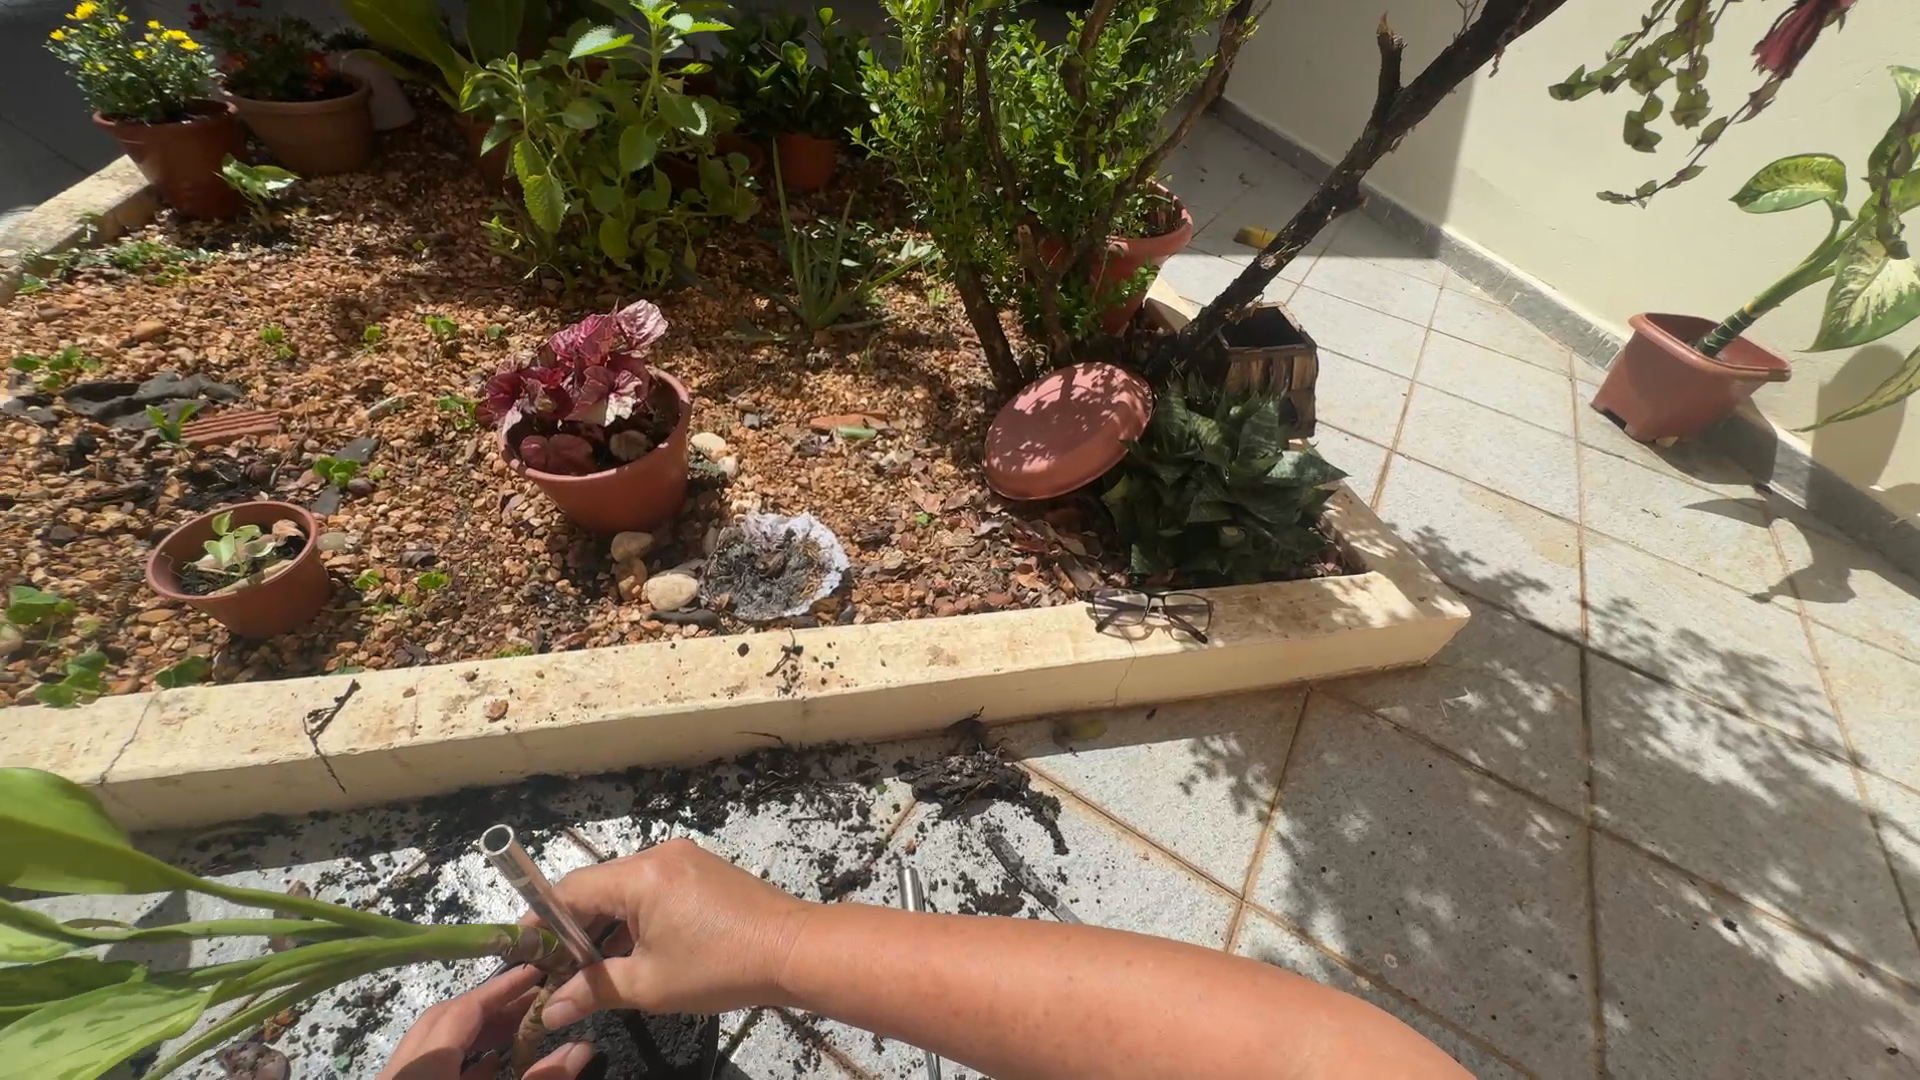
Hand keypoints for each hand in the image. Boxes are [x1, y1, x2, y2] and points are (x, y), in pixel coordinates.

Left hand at [379, 964, 594, 1079]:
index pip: (460, 1011)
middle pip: (440, 1020)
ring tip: (520, 1030)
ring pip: (430, 1045)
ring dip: (475, 1032)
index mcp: (423, 1070)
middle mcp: (399, 1073)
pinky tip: (492, 1065)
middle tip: (534, 998)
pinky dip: (457, 1059)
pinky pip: (422, 1069)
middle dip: (489, 1004)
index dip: (502, 988)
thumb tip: (584, 1046)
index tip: (540, 971)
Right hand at [536, 838, 813, 1027]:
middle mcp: (662, 855)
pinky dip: (636, 917)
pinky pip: (654, 888)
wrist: (791, 947)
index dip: (541, 921)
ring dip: (606, 925)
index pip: (572, 889)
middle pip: (599, 886)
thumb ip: (594, 990)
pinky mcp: (703, 870)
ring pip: (627, 888)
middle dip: (574, 929)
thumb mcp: (649, 984)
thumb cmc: (719, 965)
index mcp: (644, 874)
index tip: (521, 954)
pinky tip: (630, 954)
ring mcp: (686, 859)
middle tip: (554, 973)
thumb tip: (551, 1008)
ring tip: (588, 972)